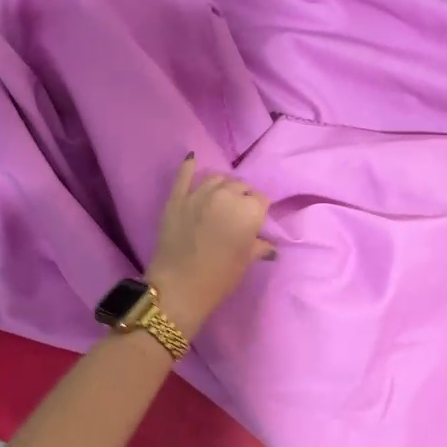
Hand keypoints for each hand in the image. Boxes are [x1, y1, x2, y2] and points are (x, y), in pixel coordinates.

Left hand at [145, 153, 272, 335]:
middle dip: (243, 197)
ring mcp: (199, 194)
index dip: (259, 210)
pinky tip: (192, 159)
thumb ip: (258, 246)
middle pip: (240, 186)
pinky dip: (189, 166)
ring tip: (222, 198)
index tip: (255, 223)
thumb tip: (269, 245)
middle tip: (238, 214)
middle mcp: (226, 195)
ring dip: (223, 186)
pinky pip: (184, 175)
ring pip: (217, 179)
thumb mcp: (245, 262)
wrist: (179, 287)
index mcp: (248, 210)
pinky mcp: (176, 198)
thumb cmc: (219, 278)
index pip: (261, 199)